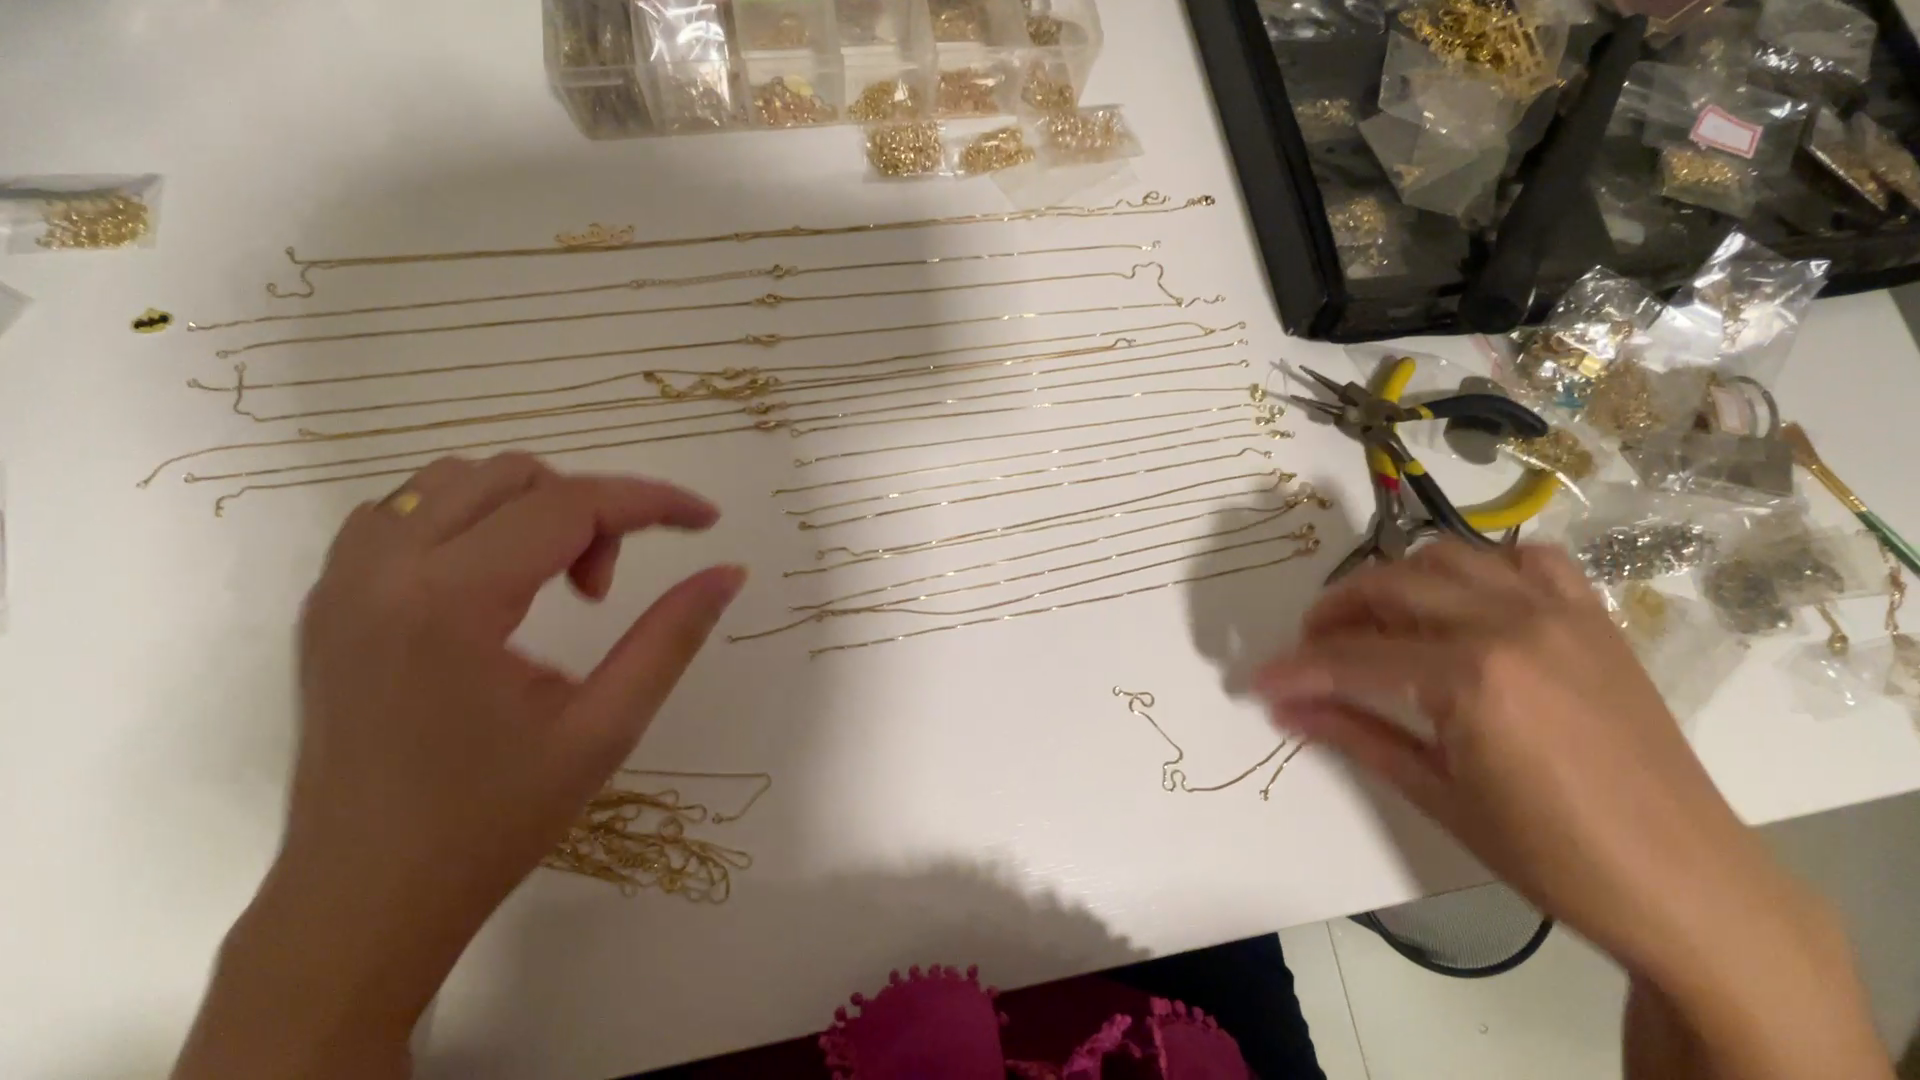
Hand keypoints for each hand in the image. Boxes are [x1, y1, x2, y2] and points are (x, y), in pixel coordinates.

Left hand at [175, 454, 743, 1078]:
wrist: (364, 900)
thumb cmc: (493, 823)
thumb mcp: (605, 729)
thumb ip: (672, 637)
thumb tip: (729, 572)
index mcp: (451, 601)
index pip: (570, 503)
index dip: (651, 501)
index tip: (707, 520)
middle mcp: (382, 570)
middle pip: (512, 476)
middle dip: (586, 511)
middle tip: (604, 591)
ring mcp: (341, 582)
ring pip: (451, 482)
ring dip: (525, 508)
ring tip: (550, 585)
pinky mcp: (326, 603)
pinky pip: (400, 514)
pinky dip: (465, 521)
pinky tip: (491, 585)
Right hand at [1256, 542, 1889, 1079]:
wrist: (1683, 879)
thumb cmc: (1549, 853)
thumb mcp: (1436, 794)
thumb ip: (1355, 733)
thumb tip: (1284, 707)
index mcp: (1472, 677)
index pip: (1355, 657)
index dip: (1296, 668)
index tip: (1255, 679)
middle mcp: (1511, 623)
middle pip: (1392, 586)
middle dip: (1334, 613)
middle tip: (1309, 650)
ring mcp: (1558, 612)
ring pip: (1449, 558)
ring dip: (1396, 582)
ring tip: (1374, 622)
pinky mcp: (1593, 617)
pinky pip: (1527, 560)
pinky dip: (1481, 569)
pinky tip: (1464, 604)